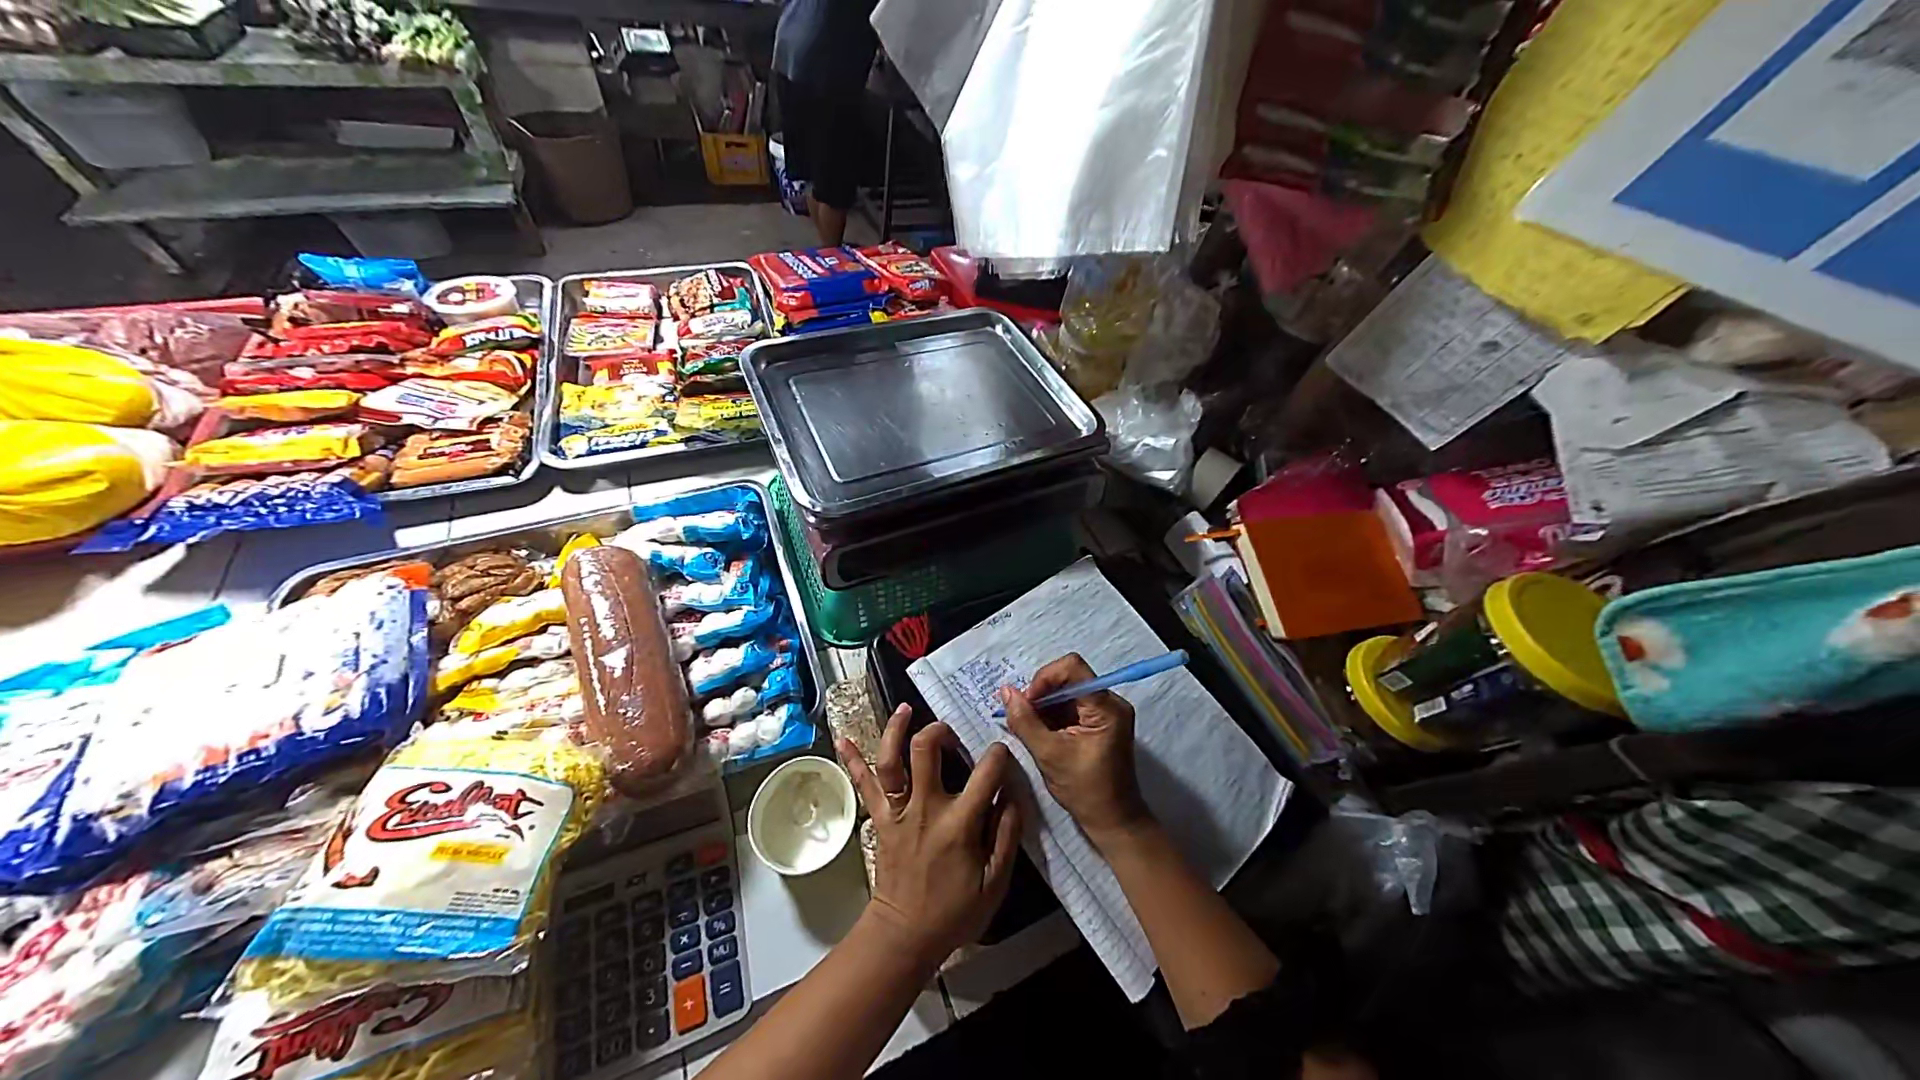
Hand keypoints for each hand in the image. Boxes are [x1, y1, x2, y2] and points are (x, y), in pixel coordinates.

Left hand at [835, 704, 1020, 964]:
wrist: (905, 935)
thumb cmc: (954, 912)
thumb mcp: (995, 882)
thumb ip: (1006, 835)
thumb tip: (1012, 796)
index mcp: (959, 824)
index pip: (985, 774)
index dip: (998, 756)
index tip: (1002, 754)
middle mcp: (925, 808)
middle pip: (925, 752)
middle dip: (939, 731)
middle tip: (950, 733)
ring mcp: (897, 811)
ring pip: (891, 760)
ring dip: (896, 730)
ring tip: (906, 709)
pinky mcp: (880, 819)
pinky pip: (864, 784)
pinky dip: (853, 760)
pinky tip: (843, 738)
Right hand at [1000, 653, 1151, 847]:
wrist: (1112, 821)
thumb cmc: (1086, 790)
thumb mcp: (1048, 755)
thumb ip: (1025, 721)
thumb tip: (1006, 692)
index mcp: (1106, 707)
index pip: (1073, 668)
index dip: (1044, 678)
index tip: (1027, 701)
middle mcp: (1110, 702)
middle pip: (1068, 678)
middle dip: (1041, 694)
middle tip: (1022, 717)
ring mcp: (1106, 713)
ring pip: (1066, 692)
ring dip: (1044, 706)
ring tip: (1029, 728)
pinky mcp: (1098, 723)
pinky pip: (1070, 707)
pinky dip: (1052, 716)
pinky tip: (1040, 733)